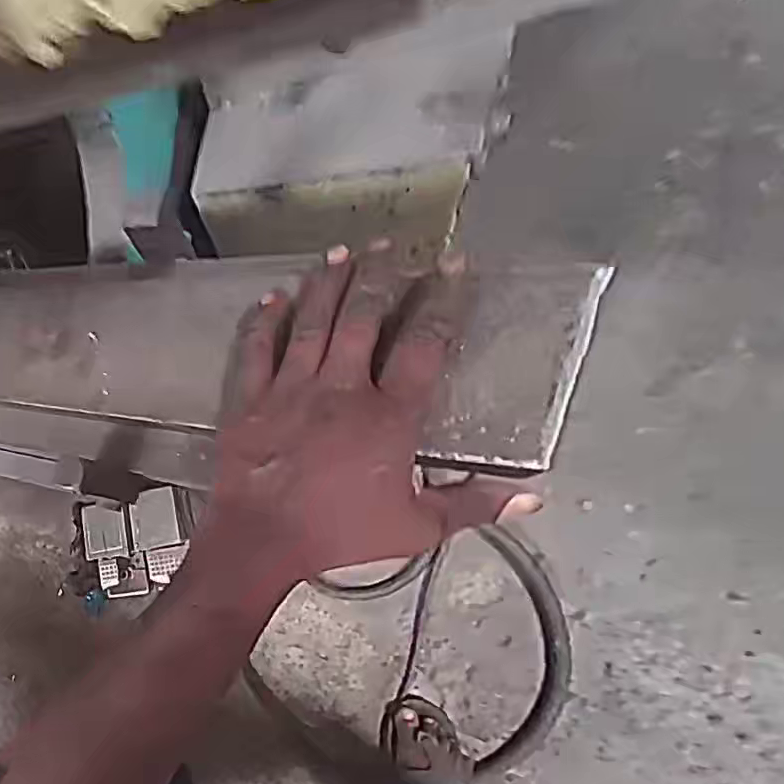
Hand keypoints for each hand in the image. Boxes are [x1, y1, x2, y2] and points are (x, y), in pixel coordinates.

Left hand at [208, 243, 540, 587]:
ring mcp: (290, 390)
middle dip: (379, 277)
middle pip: (364, 318)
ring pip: (312, 324)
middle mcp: (340, 390)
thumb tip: (532, 496)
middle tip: (388, 245)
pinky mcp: (250, 401)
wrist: (261, 538)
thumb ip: (472, 506)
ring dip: (327, 285)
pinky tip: (273, 297)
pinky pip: (257, 351)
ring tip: (341, 254)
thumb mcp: (414, 527)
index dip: (441, 302)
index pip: (424, 345)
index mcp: (388, 416)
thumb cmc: (338, 534)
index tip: (452, 269)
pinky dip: (264, 322)